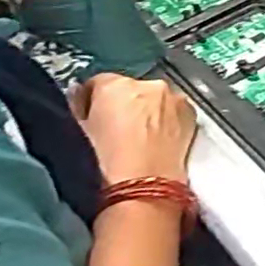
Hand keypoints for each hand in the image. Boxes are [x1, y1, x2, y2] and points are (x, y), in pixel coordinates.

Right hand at [76, 74, 195, 183]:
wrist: (142, 184)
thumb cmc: (101, 164)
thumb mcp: (73, 134)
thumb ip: (76, 110)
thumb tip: (78, 99)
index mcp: (117, 86)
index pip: (98, 81)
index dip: (90, 98)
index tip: (88, 113)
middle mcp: (151, 86)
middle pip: (130, 89)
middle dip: (121, 104)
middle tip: (111, 129)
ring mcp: (175, 98)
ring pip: (154, 99)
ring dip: (145, 110)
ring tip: (134, 138)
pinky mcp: (192, 113)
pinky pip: (173, 110)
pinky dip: (165, 119)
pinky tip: (154, 140)